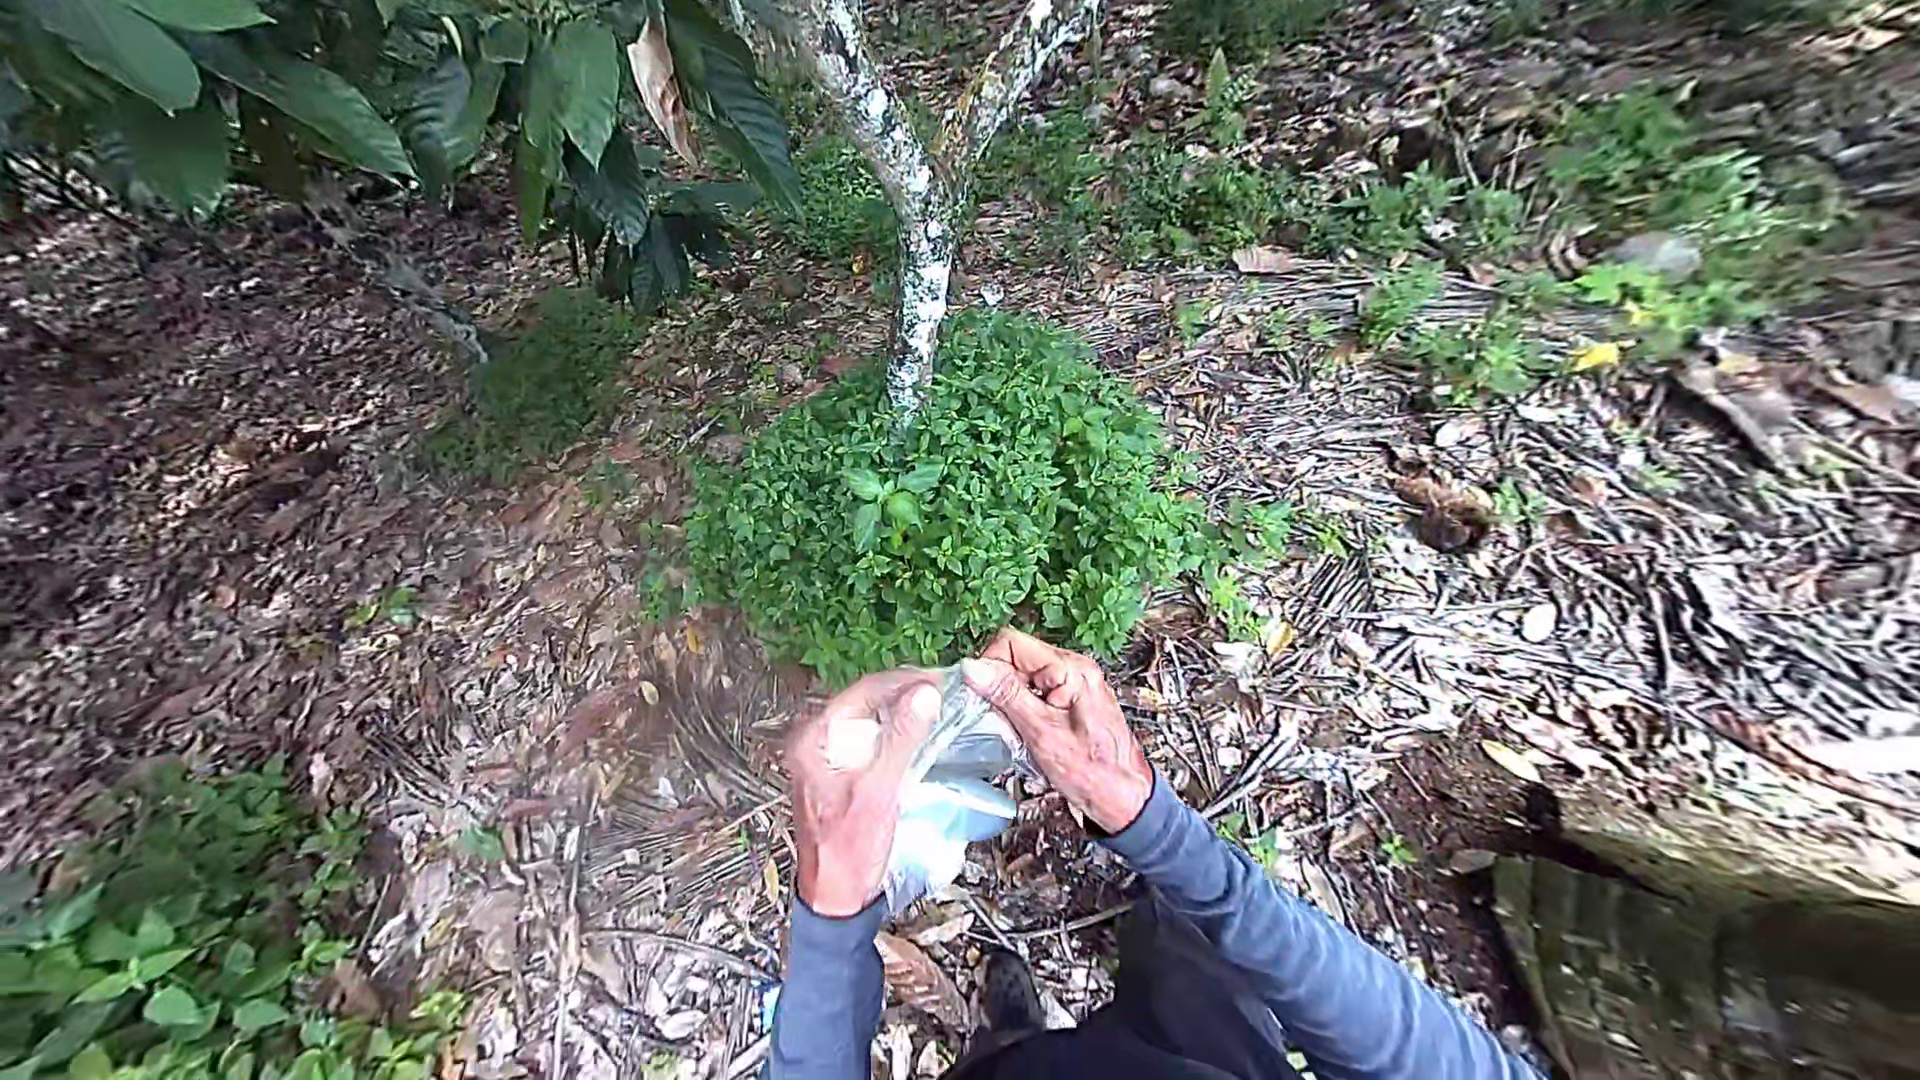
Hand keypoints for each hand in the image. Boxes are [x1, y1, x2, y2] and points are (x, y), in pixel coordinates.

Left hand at [785, 670, 939, 915]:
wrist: (836, 898)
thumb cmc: (848, 850)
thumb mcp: (878, 791)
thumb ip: (901, 739)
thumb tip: (926, 693)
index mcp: (814, 738)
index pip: (865, 691)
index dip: (904, 682)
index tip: (938, 680)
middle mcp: (818, 738)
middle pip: (868, 699)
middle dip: (907, 691)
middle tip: (943, 688)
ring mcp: (831, 752)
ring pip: (874, 715)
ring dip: (906, 707)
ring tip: (938, 702)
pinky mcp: (846, 766)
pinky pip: (876, 734)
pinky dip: (900, 728)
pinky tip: (921, 727)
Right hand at [962, 628, 1151, 833]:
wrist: (1125, 798)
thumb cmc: (1092, 772)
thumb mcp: (1041, 733)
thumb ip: (1006, 695)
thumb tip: (973, 668)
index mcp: (1069, 668)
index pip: (1011, 642)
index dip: (989, 666)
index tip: (985, 696)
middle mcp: (1074, 666)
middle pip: (1016, 656)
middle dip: (1001, 686)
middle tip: (1005, 719)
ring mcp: (1074, 679)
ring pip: (1023, 673)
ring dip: (1011, 699)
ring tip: (1021, 728)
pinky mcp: (1072, 694)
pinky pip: (1035, 688)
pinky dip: (1024, 707)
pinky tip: (1031, 729)